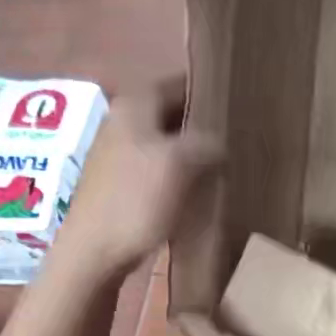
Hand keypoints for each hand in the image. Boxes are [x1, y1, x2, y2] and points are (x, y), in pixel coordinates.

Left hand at [55, 78, 221, 276]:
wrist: (93, 254)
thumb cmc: (134, 202)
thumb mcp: (180, 163)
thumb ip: (207, 141)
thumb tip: (222, 142)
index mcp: (135, 103)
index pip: (183, 82)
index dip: (212, 91)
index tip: (242, 105)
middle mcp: (124, 119)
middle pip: (175, 112)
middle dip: (205, 124)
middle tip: (240, 139)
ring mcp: (120, 153)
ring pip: (168, 142)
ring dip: (194, 153)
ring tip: (226, 166)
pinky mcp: (121, 183)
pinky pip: (159, 169)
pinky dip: (179, 175)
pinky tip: (199, 191)